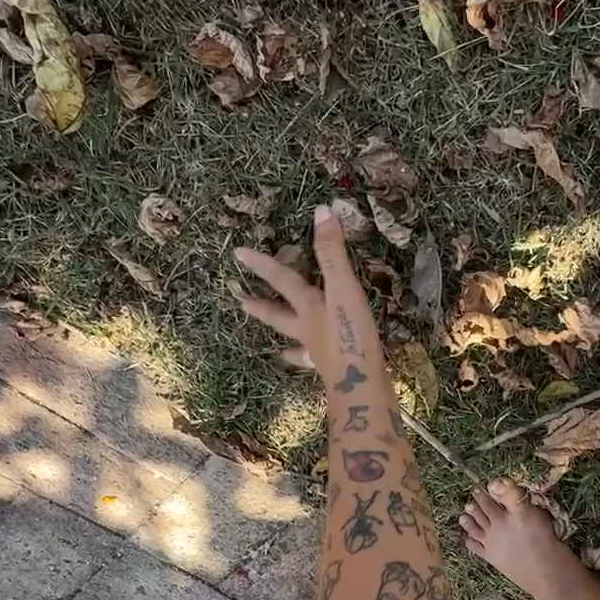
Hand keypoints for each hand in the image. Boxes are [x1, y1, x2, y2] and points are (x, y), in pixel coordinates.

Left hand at [234, 205, 377, 377]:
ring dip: (286, 342)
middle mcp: (308, 329)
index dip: (263, 263)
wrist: (361, 388)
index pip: (282, 279)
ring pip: (296, 344)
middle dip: (262, 307)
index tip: (238, 252)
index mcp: (308, 307)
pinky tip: (314, 366)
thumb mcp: (345, 289)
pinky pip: (318, 365)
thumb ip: (333, 253)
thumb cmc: (351, 336)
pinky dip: (313, 364)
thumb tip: (322, 211)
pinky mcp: (334, 372)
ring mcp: (319, 353)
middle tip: (242, 304)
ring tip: (278, 348)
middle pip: (279, 316)